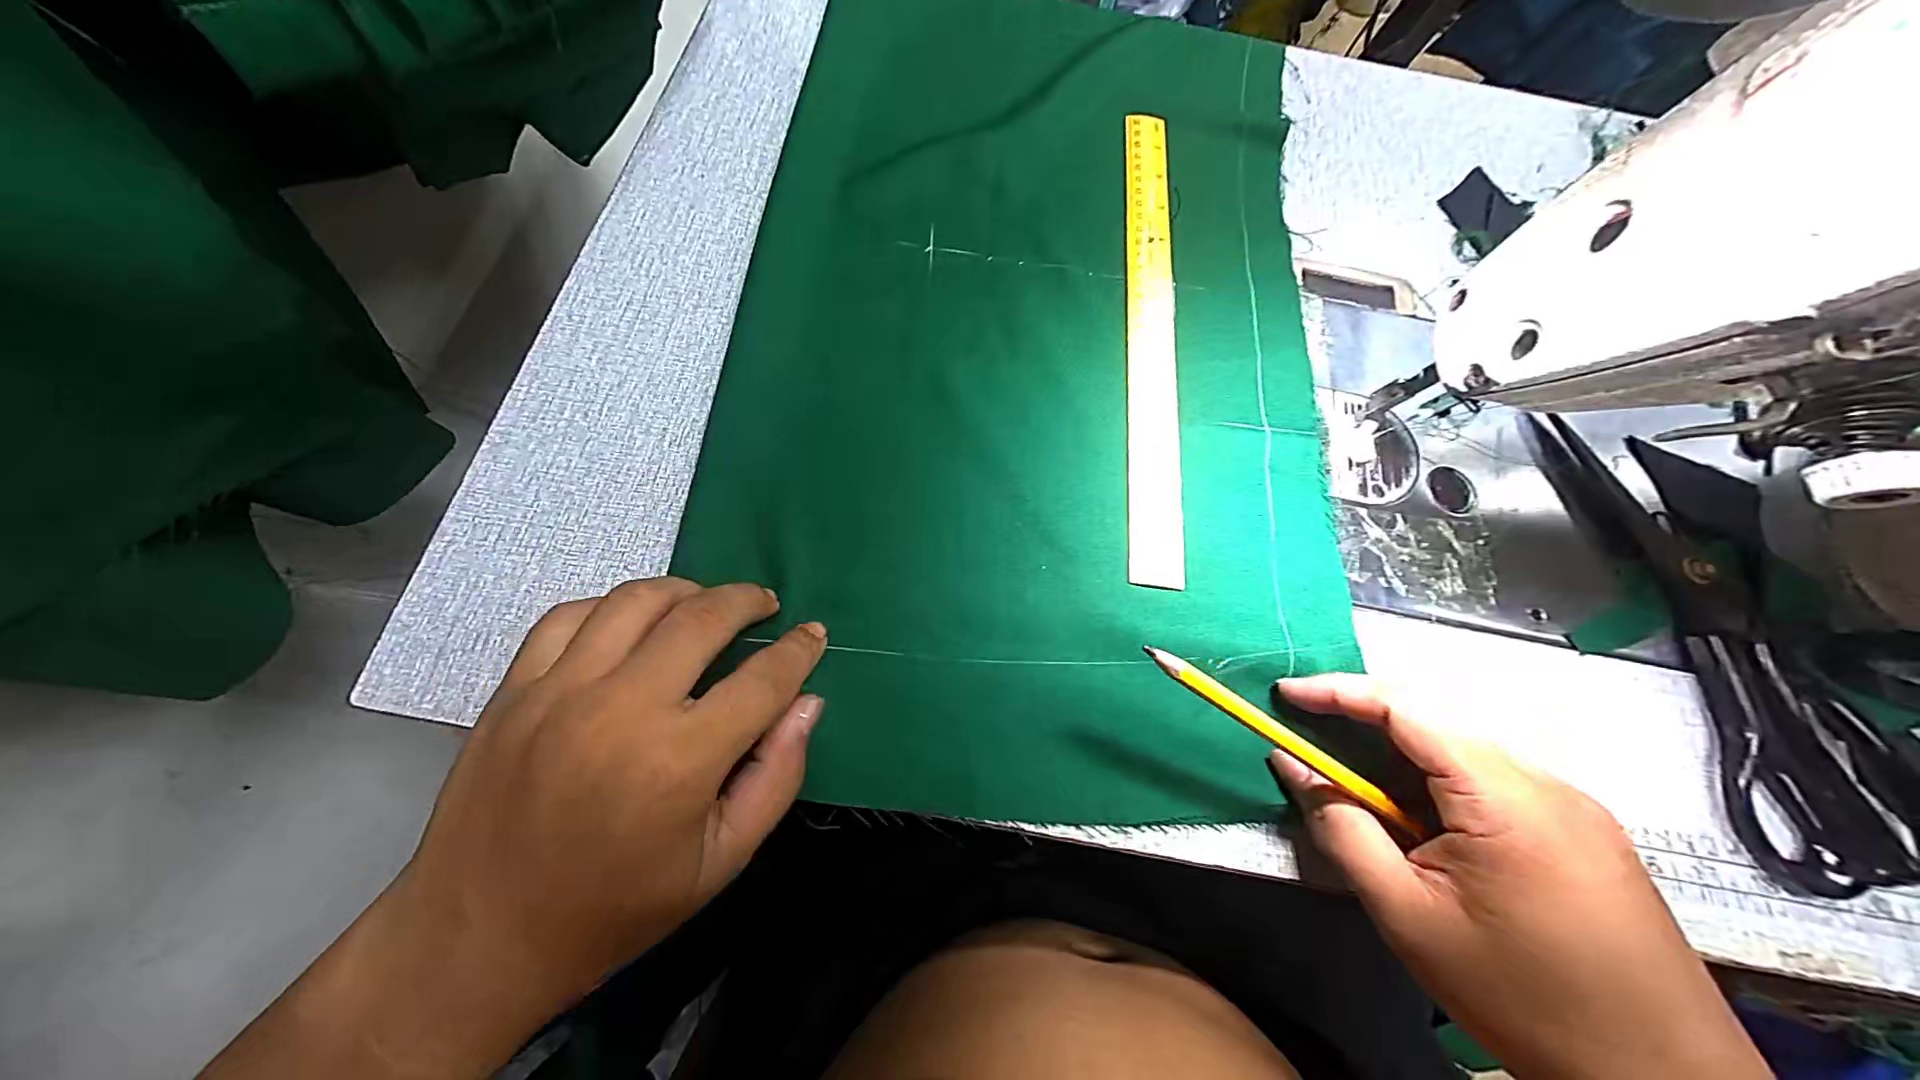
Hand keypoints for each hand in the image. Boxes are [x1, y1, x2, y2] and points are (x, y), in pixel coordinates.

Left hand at [403, 577, 826, 983]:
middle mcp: (620, 710)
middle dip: (747, 600)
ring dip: (685, 590)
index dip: (797, 650)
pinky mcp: (513, 691)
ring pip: (635, 601)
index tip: (813, 634)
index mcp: (679, 760)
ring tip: (705, 602)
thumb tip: (807, 703)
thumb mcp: (722, 861)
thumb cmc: (616, 909)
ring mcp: (558, 693)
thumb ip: (778, 776)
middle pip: (702, 619)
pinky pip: (568, 616)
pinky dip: (612, 606)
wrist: (478, 940)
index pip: (762, 680)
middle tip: (765, 603)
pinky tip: (631, 622)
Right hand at [1267, 674, 1766, 1079]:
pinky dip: (1440, 784)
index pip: (1406, 710)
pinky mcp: (1587, 833)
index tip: (1286, 693)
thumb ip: (1341, 829)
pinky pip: (1494, 782)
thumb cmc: (1519, 997)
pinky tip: (1422, 822)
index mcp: (1505, 798)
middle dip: (1365, 724)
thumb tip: (1293, 765)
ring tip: (1360, 790)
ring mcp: (1575, 807)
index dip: (1337, 692)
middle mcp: (1547, 784)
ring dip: (1402, 759)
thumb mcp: (1405, 914)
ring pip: (1463, 753)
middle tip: (1310, 740)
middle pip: (1436, 724)